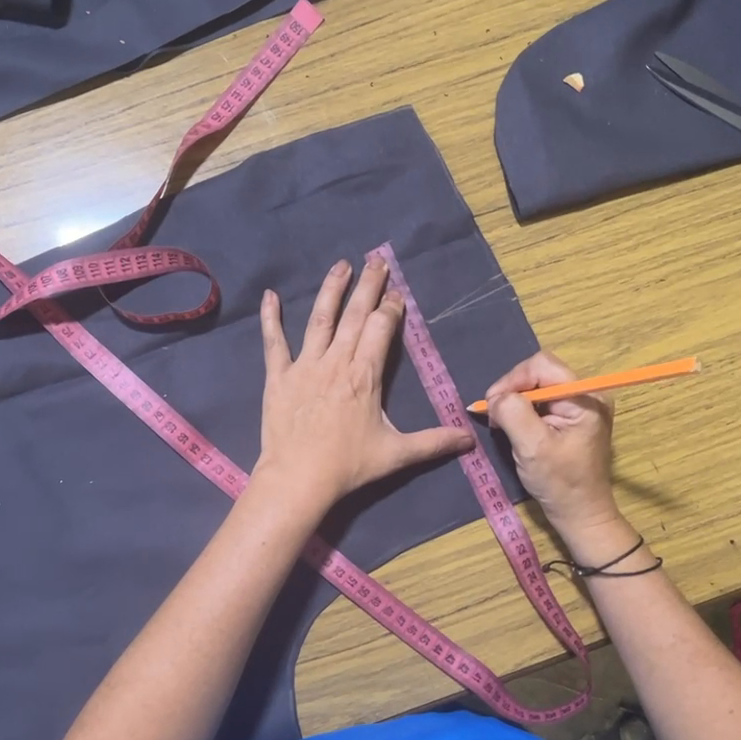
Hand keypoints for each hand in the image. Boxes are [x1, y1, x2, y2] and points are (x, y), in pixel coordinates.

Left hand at [252, 257, 474, 512]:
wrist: (298, 478)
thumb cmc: (348, 466)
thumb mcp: (396, 454)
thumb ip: (433, 442)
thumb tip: (470, 440)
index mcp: (365, 375)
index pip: (381, 329)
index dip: (390, 309)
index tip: (396, 295)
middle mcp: (336, 362)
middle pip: (355, 315)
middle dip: (368, 286)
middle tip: (376, 260)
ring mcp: (305, 366)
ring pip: (320, 320)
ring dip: (331, 290)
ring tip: (341, 265)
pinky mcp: (278, 377)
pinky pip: (274, 343)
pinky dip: (271, 319)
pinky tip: (270, 296)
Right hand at [484, 351, 621, 537]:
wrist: (580, 513)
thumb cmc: (560, 483)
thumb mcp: (532, 447)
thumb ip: (513, 413)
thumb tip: (496, 397)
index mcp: (586, 397)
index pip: (541, 365)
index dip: (512, 380)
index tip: (492, 406)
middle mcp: (587, 394)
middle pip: (539, 373)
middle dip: (512, 391)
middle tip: (494, 417)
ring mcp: (580, 405)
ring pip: (537, 386)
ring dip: (515, 402)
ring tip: (502, 424)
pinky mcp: (571, 418)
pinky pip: (541, 402)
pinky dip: (522, 411)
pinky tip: (514, 428)